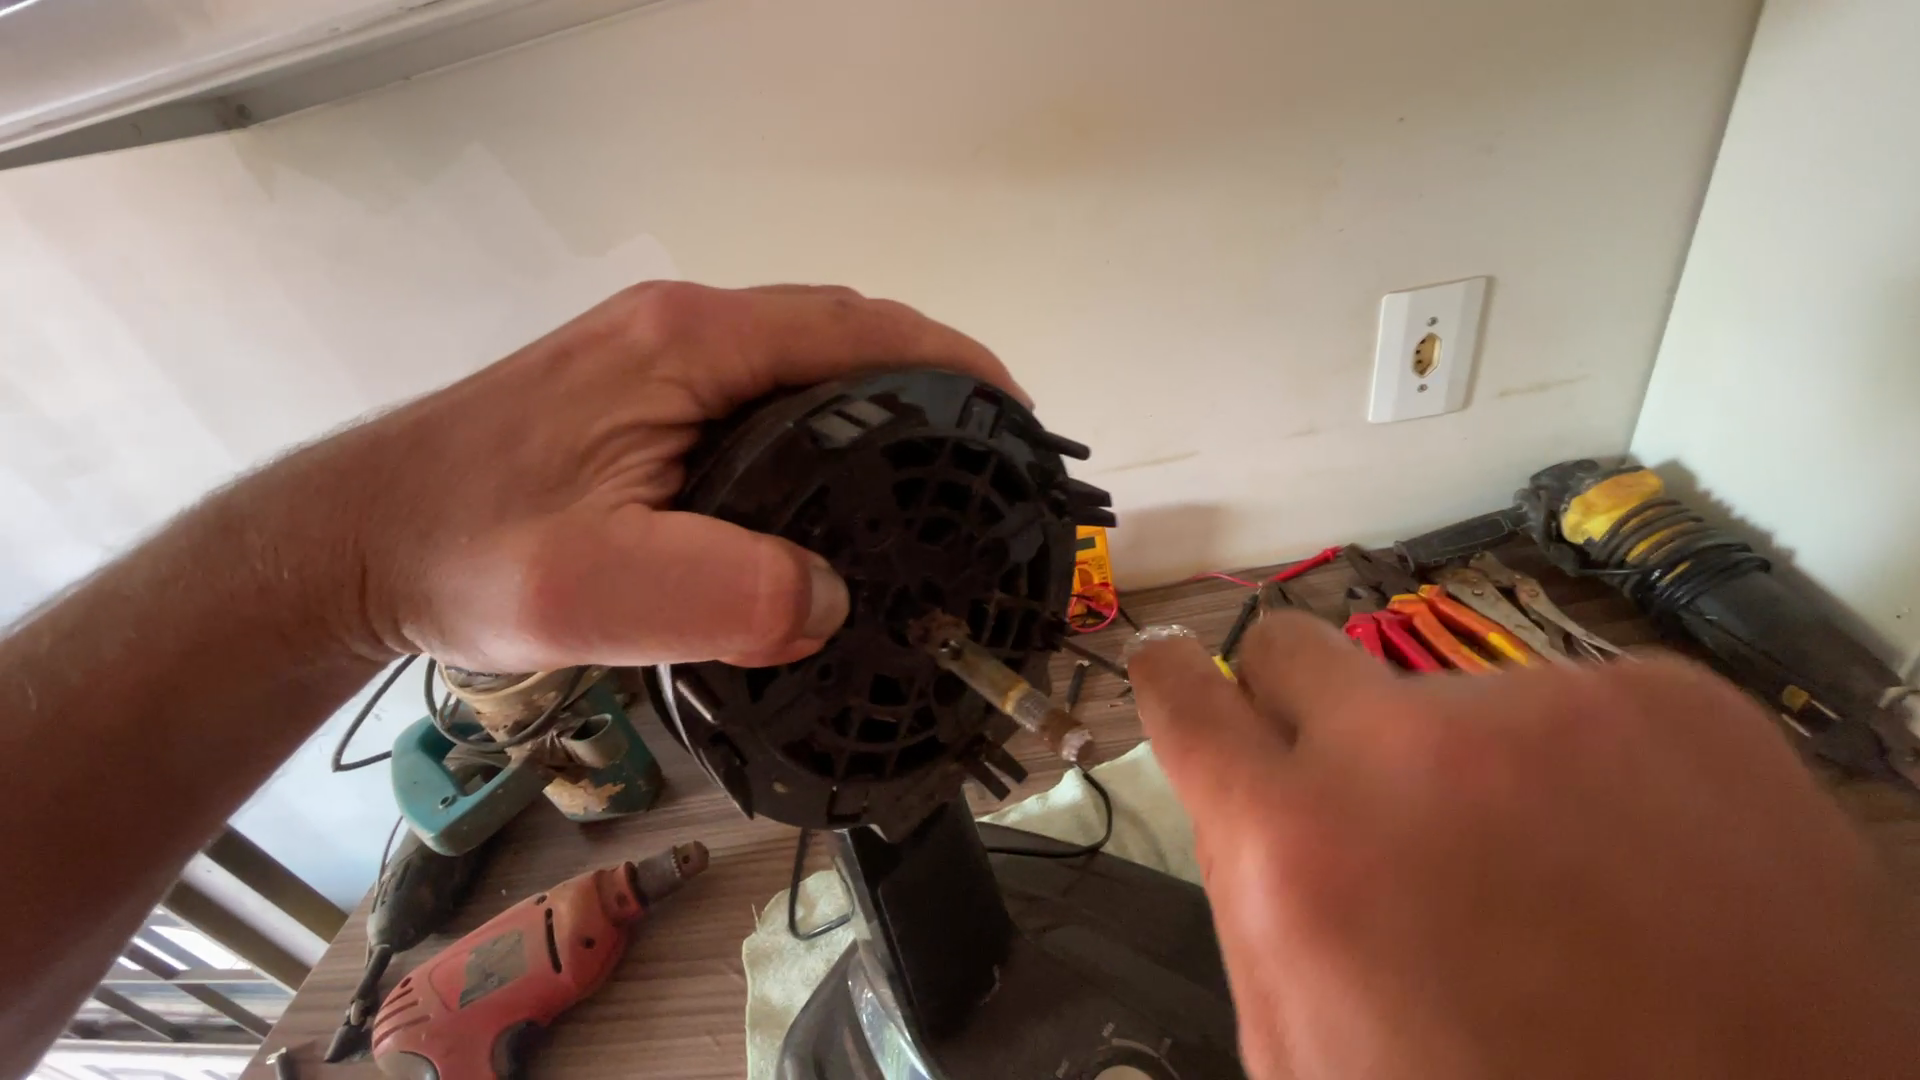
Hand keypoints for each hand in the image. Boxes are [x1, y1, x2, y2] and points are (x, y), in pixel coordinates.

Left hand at [295, 282, 1023, 671]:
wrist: (358, 539)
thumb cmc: (468, 555)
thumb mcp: (593, 593)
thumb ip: (724, 595)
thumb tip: (831, 601)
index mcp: (691, 348)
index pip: (855, 329)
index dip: (950, 364)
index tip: (1011, 416)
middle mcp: (685, 329)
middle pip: (843, 332)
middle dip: (932, 379)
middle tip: (985, 453)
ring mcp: (664, 354)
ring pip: (810, 357)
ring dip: (883, 397)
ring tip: (935, 465)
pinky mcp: (648, 389)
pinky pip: (771, 386)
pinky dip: (831, 418)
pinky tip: (843, 475)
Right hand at [1129, 615, 1919, 1078]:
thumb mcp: (1304, 1040)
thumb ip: (1245, 890)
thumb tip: (1235, 785)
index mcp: (1298, 846)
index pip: (1188, 699)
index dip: (1169, 676)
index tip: (1168, 659)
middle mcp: (1404, 751)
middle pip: (1292, 646)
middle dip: (1298, 702)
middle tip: (1350, 776)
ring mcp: (1546, 711)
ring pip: (1434, 693)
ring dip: (1452, 759)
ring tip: (1538, 866)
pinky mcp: (1671, 702)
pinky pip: (1557, 702)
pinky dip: (1565, 763)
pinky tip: (1624, 854)